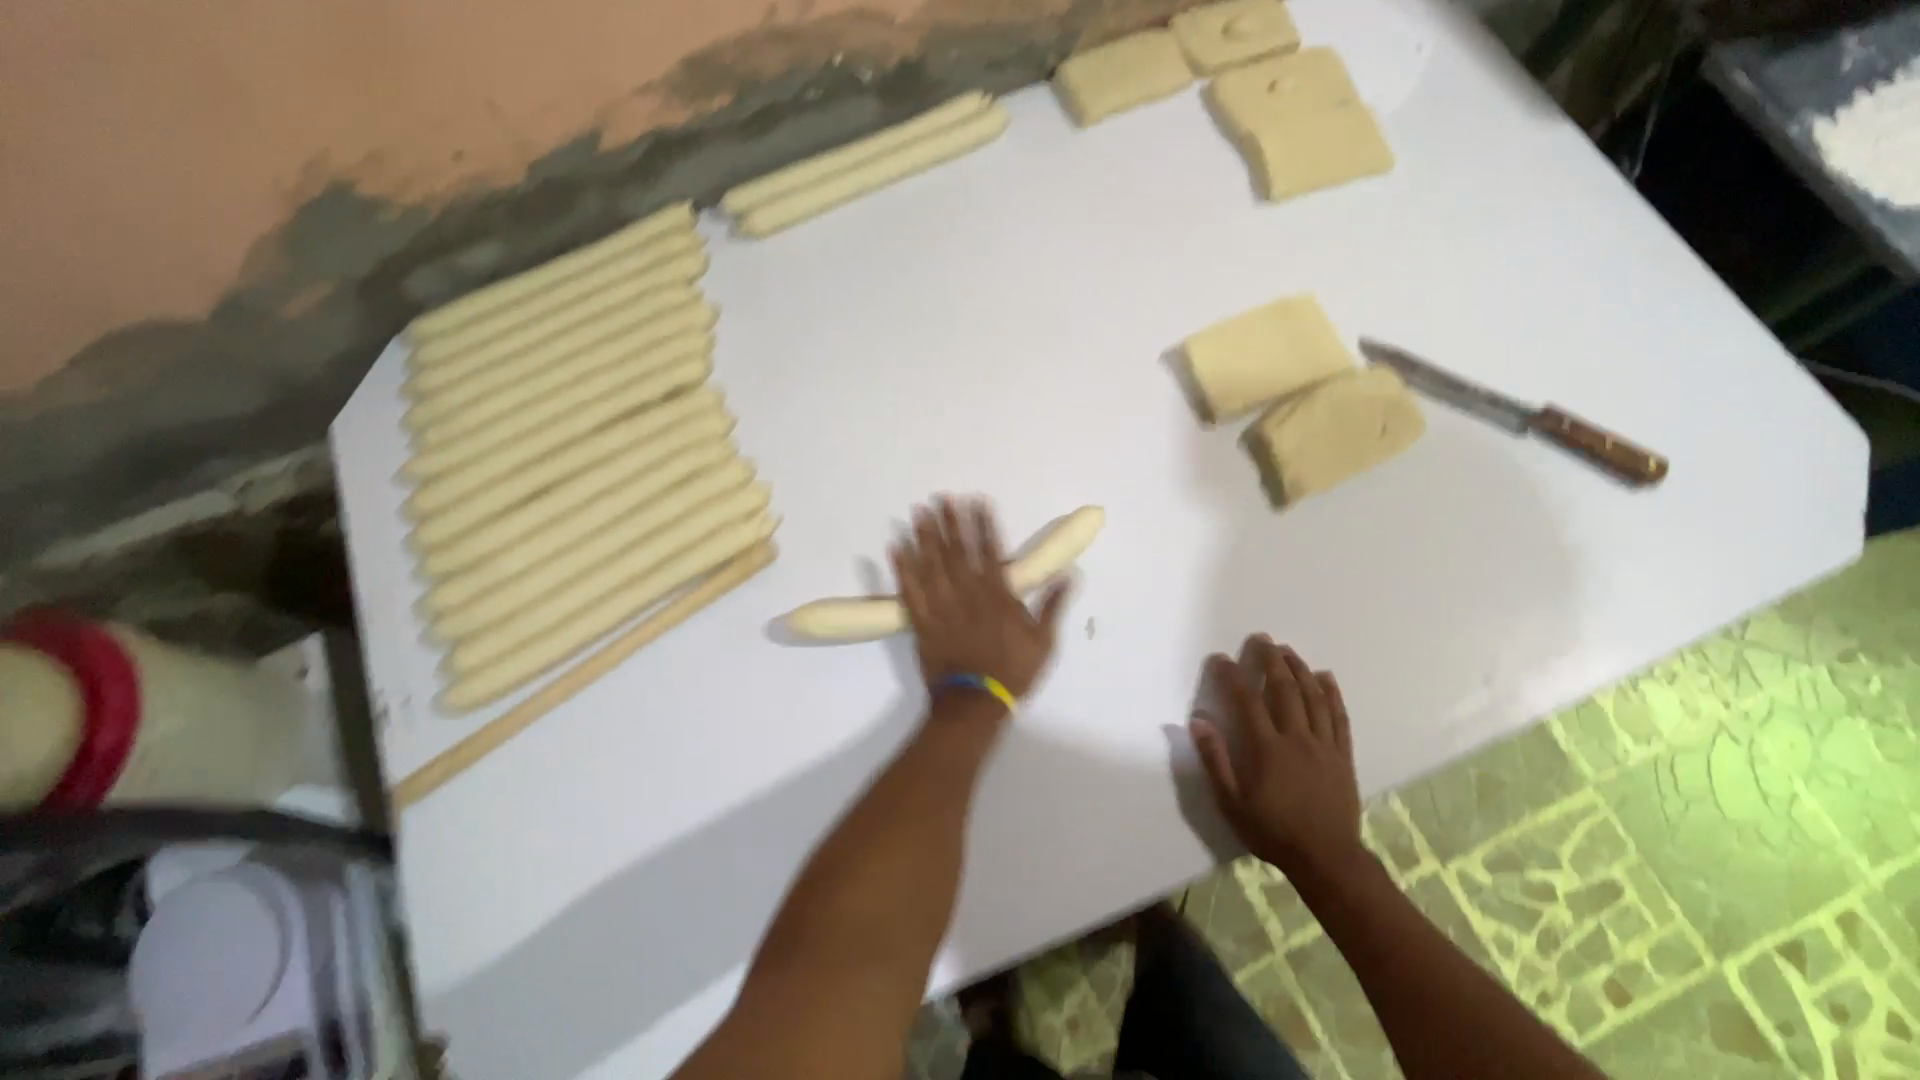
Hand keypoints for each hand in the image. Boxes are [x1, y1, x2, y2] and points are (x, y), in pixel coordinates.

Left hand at [891, 496, 1071, 700]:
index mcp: (998, 595)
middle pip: (957, 551)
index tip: (976, 501)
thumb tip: (1069, 575)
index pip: (990, 551)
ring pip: (931, 565)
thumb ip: (1053, 605)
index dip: (983, 525)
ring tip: (918, 513)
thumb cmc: (1013, 672)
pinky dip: (902, 569)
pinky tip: (895, 548)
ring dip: (925, 537)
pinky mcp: (922, 622)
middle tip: (940, 498)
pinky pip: (909, 591)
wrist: (975, 703)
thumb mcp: (1043, 641)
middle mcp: (968, 594)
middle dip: (949, 522)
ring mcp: (942, 607)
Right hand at [1189, 637, 1365, 882]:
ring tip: (1287, 650)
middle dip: (1271, 660)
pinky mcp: (1343, 755)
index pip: (1246, 700)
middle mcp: (1296, 738)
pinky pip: (1339, 717)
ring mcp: (1324, 745)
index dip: (1232, 675)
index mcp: (1267, 748)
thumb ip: (1216, 761)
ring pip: (1313, 697)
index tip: (1220, 658)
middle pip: (1284, 689)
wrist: (1326, 857)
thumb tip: (1199, 722)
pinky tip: (1326, 677)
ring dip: (1299, 669)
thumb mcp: (1232, 803)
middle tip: (1261, 639)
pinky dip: (1332, 693)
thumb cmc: (1272, 832)